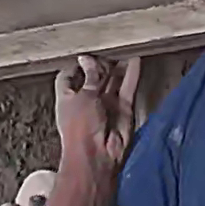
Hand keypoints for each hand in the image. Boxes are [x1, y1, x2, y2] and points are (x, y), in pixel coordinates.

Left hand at [54, 54, 140, 179]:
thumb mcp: (83, 96)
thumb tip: (87, 59)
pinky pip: (127, 89)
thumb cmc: (81, 127)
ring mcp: (106, 106)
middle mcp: (87, 102)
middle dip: (100, 65)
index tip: (84, 55)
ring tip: (125, 49)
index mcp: (68, 99)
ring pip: (113, 82)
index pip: (68, 78)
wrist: (97, 156)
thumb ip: (90, 76)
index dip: (75, 67)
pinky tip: (136, 60)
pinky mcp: (123, 110)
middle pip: (94, 78)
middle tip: (108, 51)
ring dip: (117, 68)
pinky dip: (132, 75)